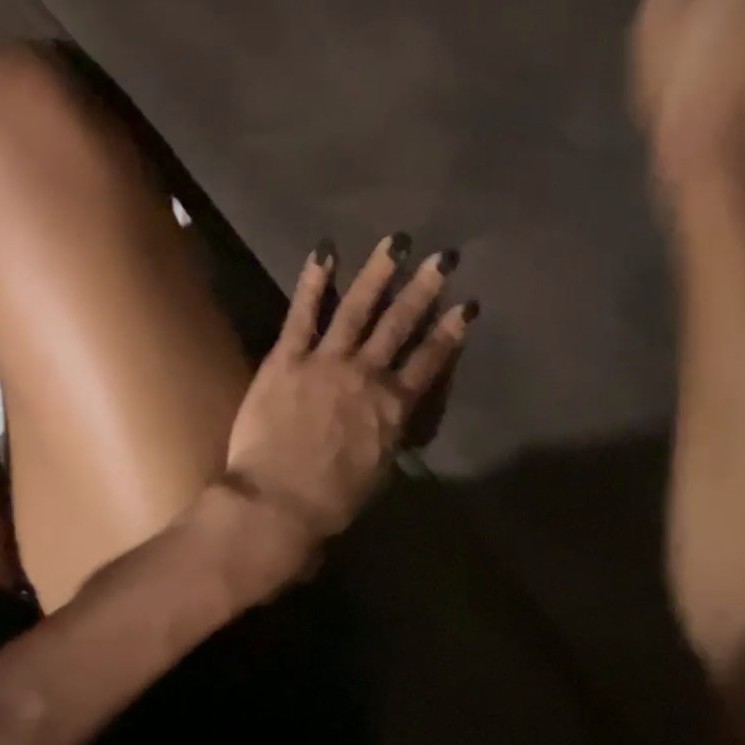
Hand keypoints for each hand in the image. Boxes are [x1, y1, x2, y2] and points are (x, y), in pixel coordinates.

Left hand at [225, 235, 474, 537]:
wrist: (279, 501)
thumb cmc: (331, 500)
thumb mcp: (376, 471)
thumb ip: (386, 435)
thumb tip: (389, 420)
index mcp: (393, 408)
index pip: (429, 362)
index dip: (449, 334)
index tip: (465, 307)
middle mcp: (366, 375)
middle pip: (399, 326)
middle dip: (422, 290)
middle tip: (442, 258)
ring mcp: (326, 361)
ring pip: (357, 309)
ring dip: (378, 274)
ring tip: (395, 243)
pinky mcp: (287, 358)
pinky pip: (303, 313)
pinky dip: (313, 281)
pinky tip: (325, 252)